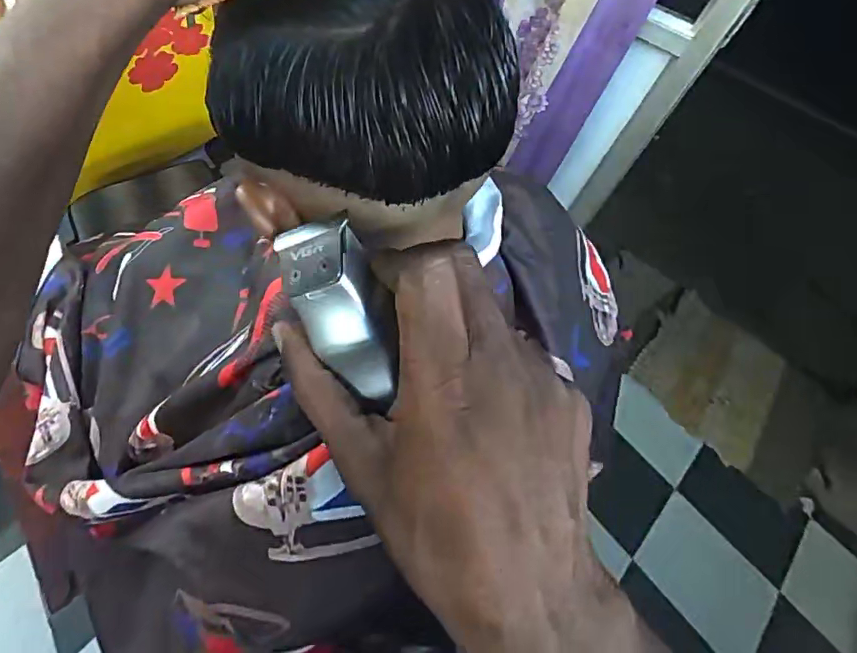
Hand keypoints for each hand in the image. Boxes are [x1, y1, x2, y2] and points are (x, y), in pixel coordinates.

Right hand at [273, 244, 658, 652]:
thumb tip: (285, 330)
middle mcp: (499, 357)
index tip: (373, 275)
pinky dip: (494, 352)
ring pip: (493, 302)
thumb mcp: (361, 463)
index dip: (397, 256)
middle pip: (463, 265)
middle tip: (398, 299)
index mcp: (444, 372)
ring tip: (439, 353)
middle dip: (426, 264)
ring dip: (459, 307)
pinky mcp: (571, 393)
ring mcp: (545, 372)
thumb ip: (319, 388)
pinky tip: (485, 400)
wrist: (536, 600)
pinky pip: (523, 347)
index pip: (428, 267)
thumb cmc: (434, 532)